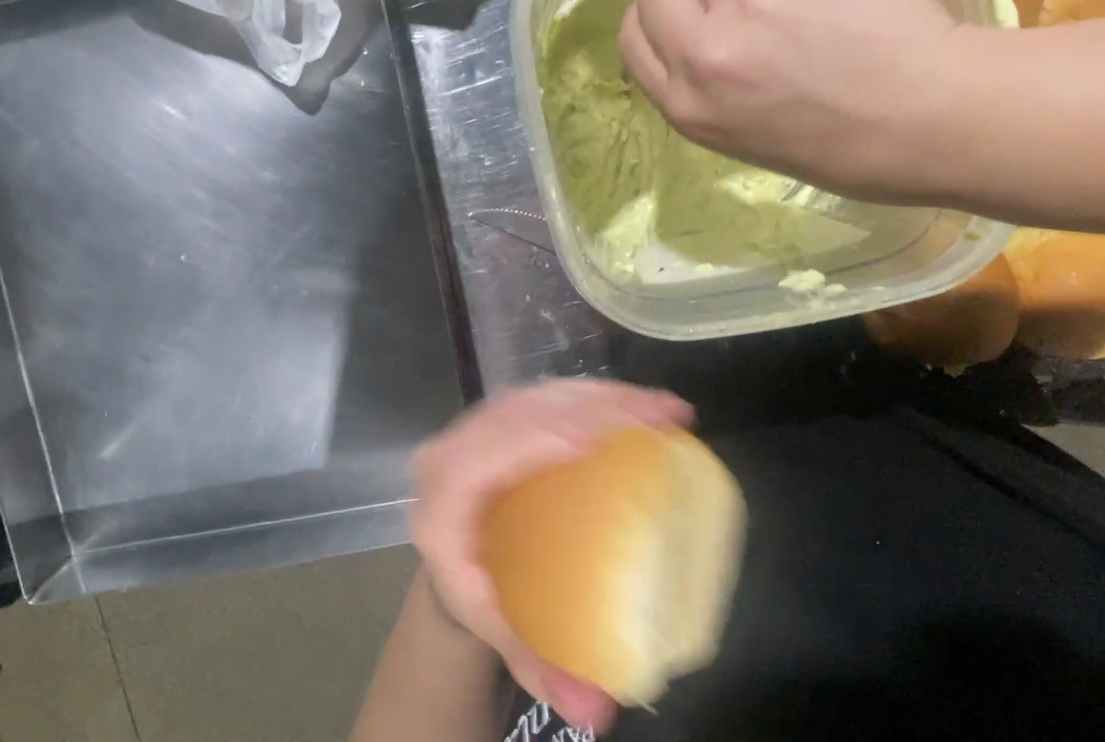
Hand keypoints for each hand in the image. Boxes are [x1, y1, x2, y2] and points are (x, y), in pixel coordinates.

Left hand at [409, 380, 693, 733]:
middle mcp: (451, 456)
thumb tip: (598, 711)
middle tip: (657, 420)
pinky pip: (548, 394)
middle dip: (589, 410)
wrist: (460, 554)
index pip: (473, 464)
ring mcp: (476, 427)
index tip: (589, 441)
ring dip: (602, 397)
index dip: (526, 442)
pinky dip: (597, 396)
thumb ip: (541, 668)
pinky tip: (642, 405)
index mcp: (441, 508)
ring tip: (663, 409)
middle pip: (514, 418)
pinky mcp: (503, 415)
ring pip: (536, 397)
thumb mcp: (502, 630)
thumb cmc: (480, 588)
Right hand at [617, 0, 977, 202]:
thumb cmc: (842, 149)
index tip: (678, 16)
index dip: (653, 20)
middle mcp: (705, 51)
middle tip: (737, 4)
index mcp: (688, 104)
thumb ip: (703, 85)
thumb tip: (693, 36)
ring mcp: (751, 3)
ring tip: (801, 6)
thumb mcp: (743, 137)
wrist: (931, 120)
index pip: (632, 36)